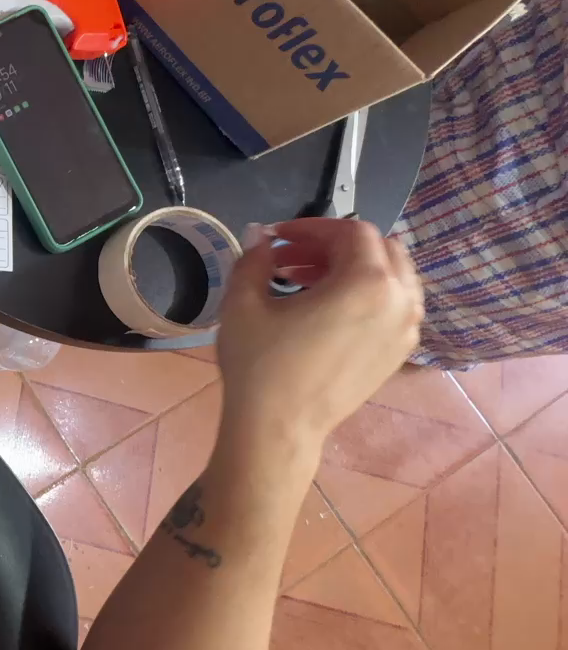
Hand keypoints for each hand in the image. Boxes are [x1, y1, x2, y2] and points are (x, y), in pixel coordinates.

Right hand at [216, 218, 423, 453]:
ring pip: (392, 276)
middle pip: (380, 249)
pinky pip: (393, 304)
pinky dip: (363, 293)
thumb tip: (260, 238)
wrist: (280, 422)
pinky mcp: (400, 349)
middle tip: (287, 258)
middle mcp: (401, 298)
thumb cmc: (258, 362)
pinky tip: (323, 311)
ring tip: (303, 283)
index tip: (274, 237)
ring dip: (350, 268)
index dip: (311, 226)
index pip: (352, 231)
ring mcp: (407, 326)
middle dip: (332, 245)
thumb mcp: (242, 306)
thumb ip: (253, 262)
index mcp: (366, 283)